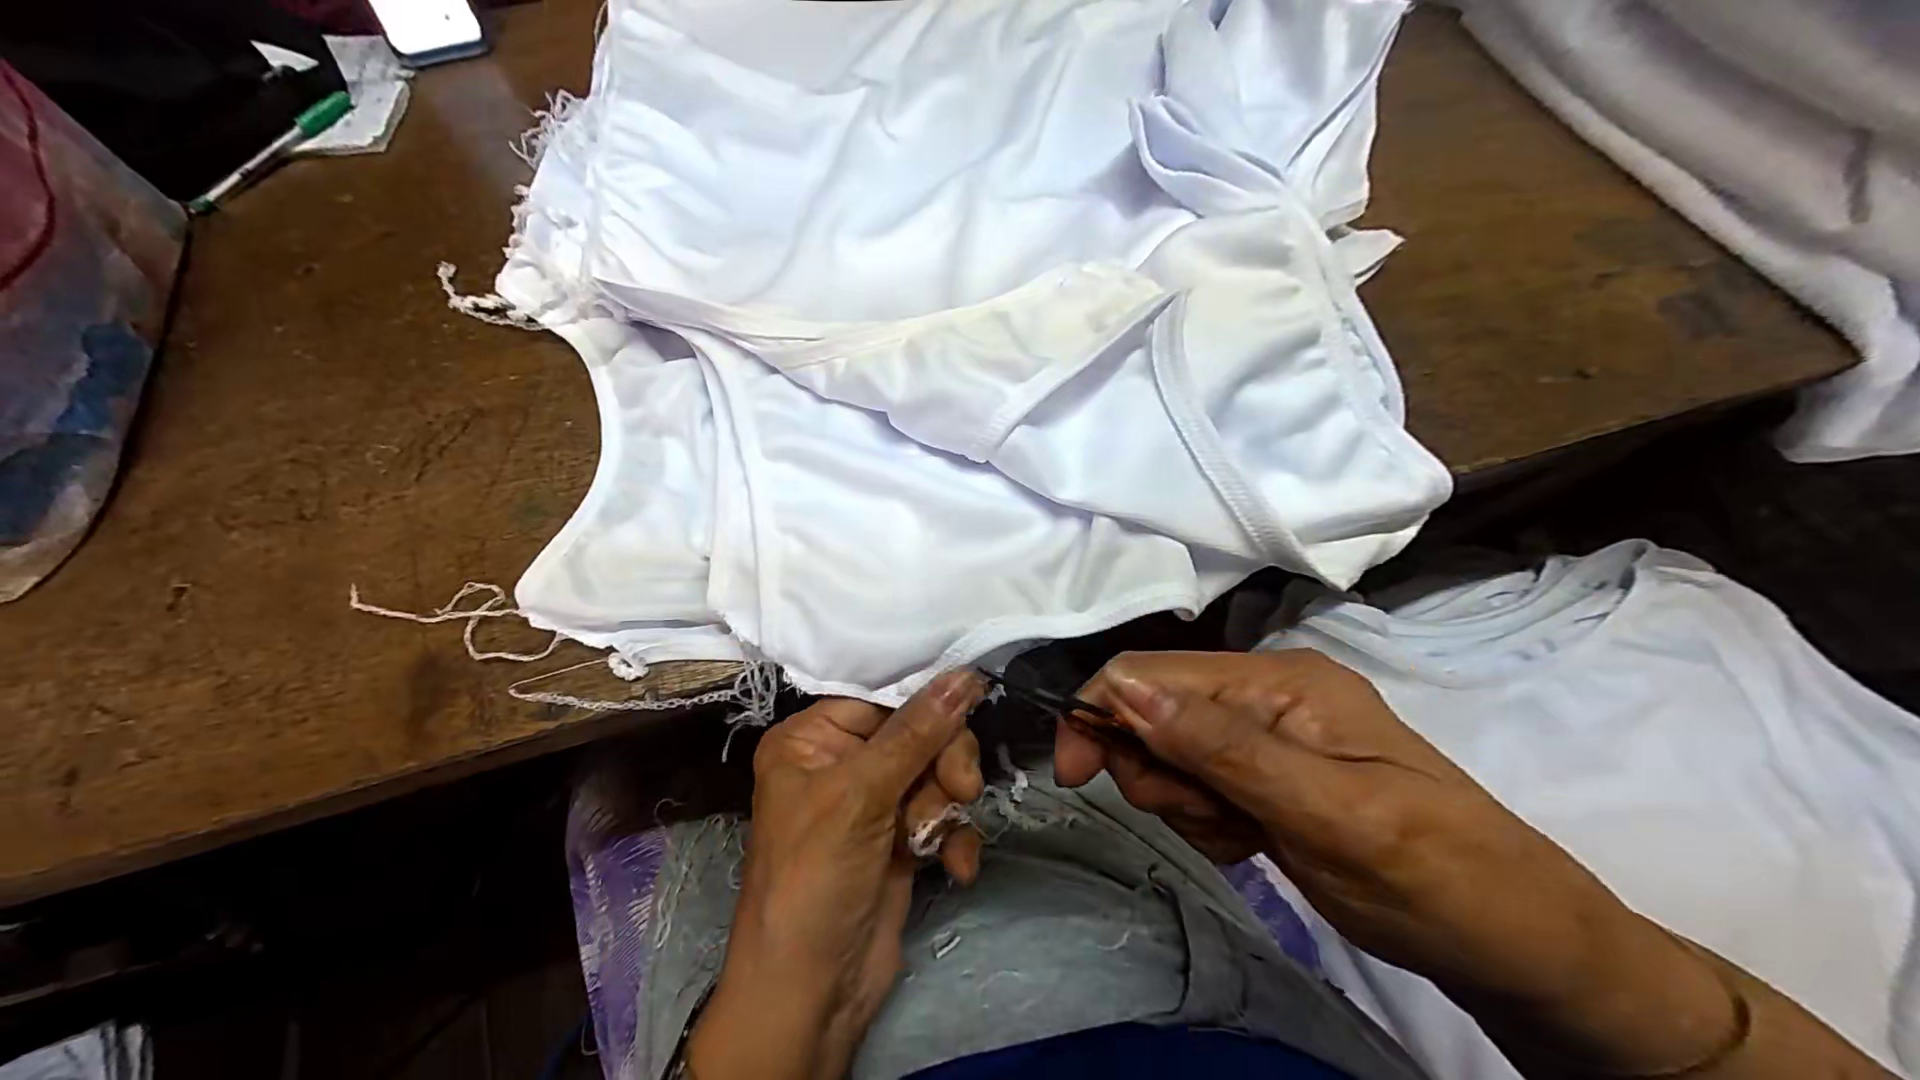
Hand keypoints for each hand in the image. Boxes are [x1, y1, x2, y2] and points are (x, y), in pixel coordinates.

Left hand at [686, 671, 985, 1079]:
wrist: (812, 995)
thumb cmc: (816, 877)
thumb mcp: (861, 796)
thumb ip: (917, 732)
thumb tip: (964, 674)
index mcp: (811, 739)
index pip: (881, 697)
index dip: (926, 702)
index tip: (971, 705)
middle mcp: (841, 763)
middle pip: (917, 733)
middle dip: (943, 763)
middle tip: (961, 790)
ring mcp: (873, 803)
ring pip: (936, 773)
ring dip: (947, 806)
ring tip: (938, 838)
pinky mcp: (900, 837)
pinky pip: (941, 814)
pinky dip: (953, 837)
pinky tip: (955, 867)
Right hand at [1056, 650, 1741, 1074]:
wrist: (1515, 939)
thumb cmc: (1438, 873)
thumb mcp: (1332, 813)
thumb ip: (1225, 747)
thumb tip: (1126, 689)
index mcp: (1280, 679)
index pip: (1152, 671)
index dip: (1101, 713)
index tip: (1077, 776)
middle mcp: (1264, 692)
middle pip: (1151, 710)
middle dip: (1156, 770)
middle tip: (1208, 817)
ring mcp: (1262, 733)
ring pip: (1165, 752)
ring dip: (1182, 801)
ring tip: (1242, 835)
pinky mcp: (1259, 772)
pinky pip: (1192, 785)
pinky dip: (1203, 818)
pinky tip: (1249, 841)